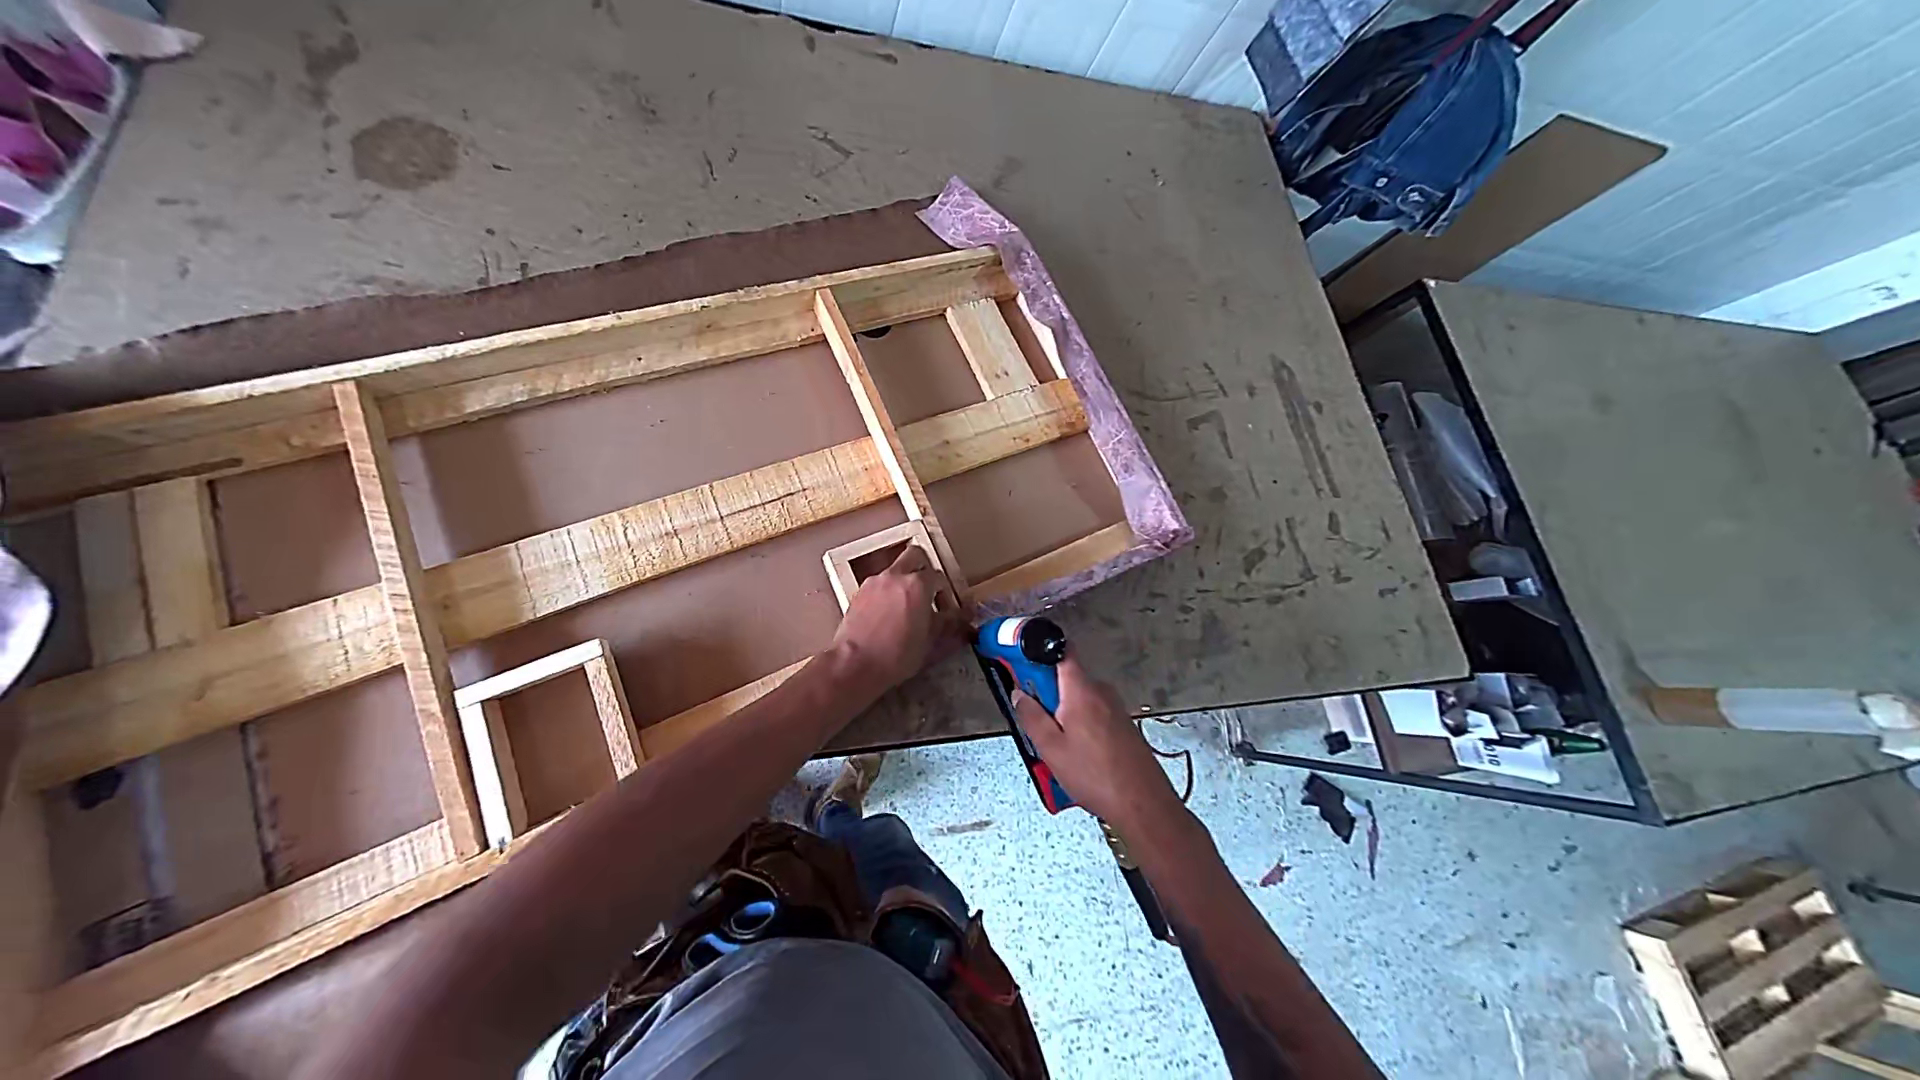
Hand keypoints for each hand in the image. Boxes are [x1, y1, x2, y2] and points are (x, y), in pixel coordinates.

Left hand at [828, 544, 962, 697]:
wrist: (855, 665)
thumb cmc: (894, 655)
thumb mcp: (931, 642)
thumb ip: (950, 624)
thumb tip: (962, 617)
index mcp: (918, 584)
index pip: (939, 577)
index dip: (945, 593)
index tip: (945, 608)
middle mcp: (895, 576)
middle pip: (915, 556)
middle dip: (924, 569)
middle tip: (929, 590)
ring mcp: (874, 583)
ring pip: (895, 570)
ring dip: (904, 581)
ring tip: (908, 607)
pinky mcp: (859, 594)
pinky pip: (879, 585)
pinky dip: (887, 593)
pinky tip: (889, 615)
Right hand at [1012, 656, 1183, 833]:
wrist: (1142, 804)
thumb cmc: (1097, 776)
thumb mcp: (1050, 749)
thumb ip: (1031, 716)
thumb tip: (1019, 695)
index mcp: (1081, 690)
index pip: (1061, 650)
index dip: (1038, 651)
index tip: (1020, 664)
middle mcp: (1101, 692)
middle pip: (1066, 679)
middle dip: (1046, 694)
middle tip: (1034, 720)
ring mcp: (1114, 708)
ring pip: (1078, 700)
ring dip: (1061, 715)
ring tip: (1055, 747)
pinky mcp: (1122, 724)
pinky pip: (1092, 714)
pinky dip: (1078, 727)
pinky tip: (1075, 755)